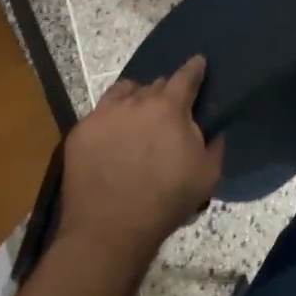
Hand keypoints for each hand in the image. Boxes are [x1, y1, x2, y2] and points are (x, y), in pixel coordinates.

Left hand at [57, 56, 224, 252]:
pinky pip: (100, 114)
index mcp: (170, 108)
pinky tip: (113, 139)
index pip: (186, 75)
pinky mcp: (80, 132)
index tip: (199, 64)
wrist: (109, 231)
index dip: (195, 68)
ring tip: (137, 117)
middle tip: (169, 111)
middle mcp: (136, 102)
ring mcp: (104, 115)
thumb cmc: (165, 202)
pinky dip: (111, 120)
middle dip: (165, 93)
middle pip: (156, 84)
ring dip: (135, 98)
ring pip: (124, 92)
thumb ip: (215, 145)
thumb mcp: (207, 176)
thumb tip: (214, 129)